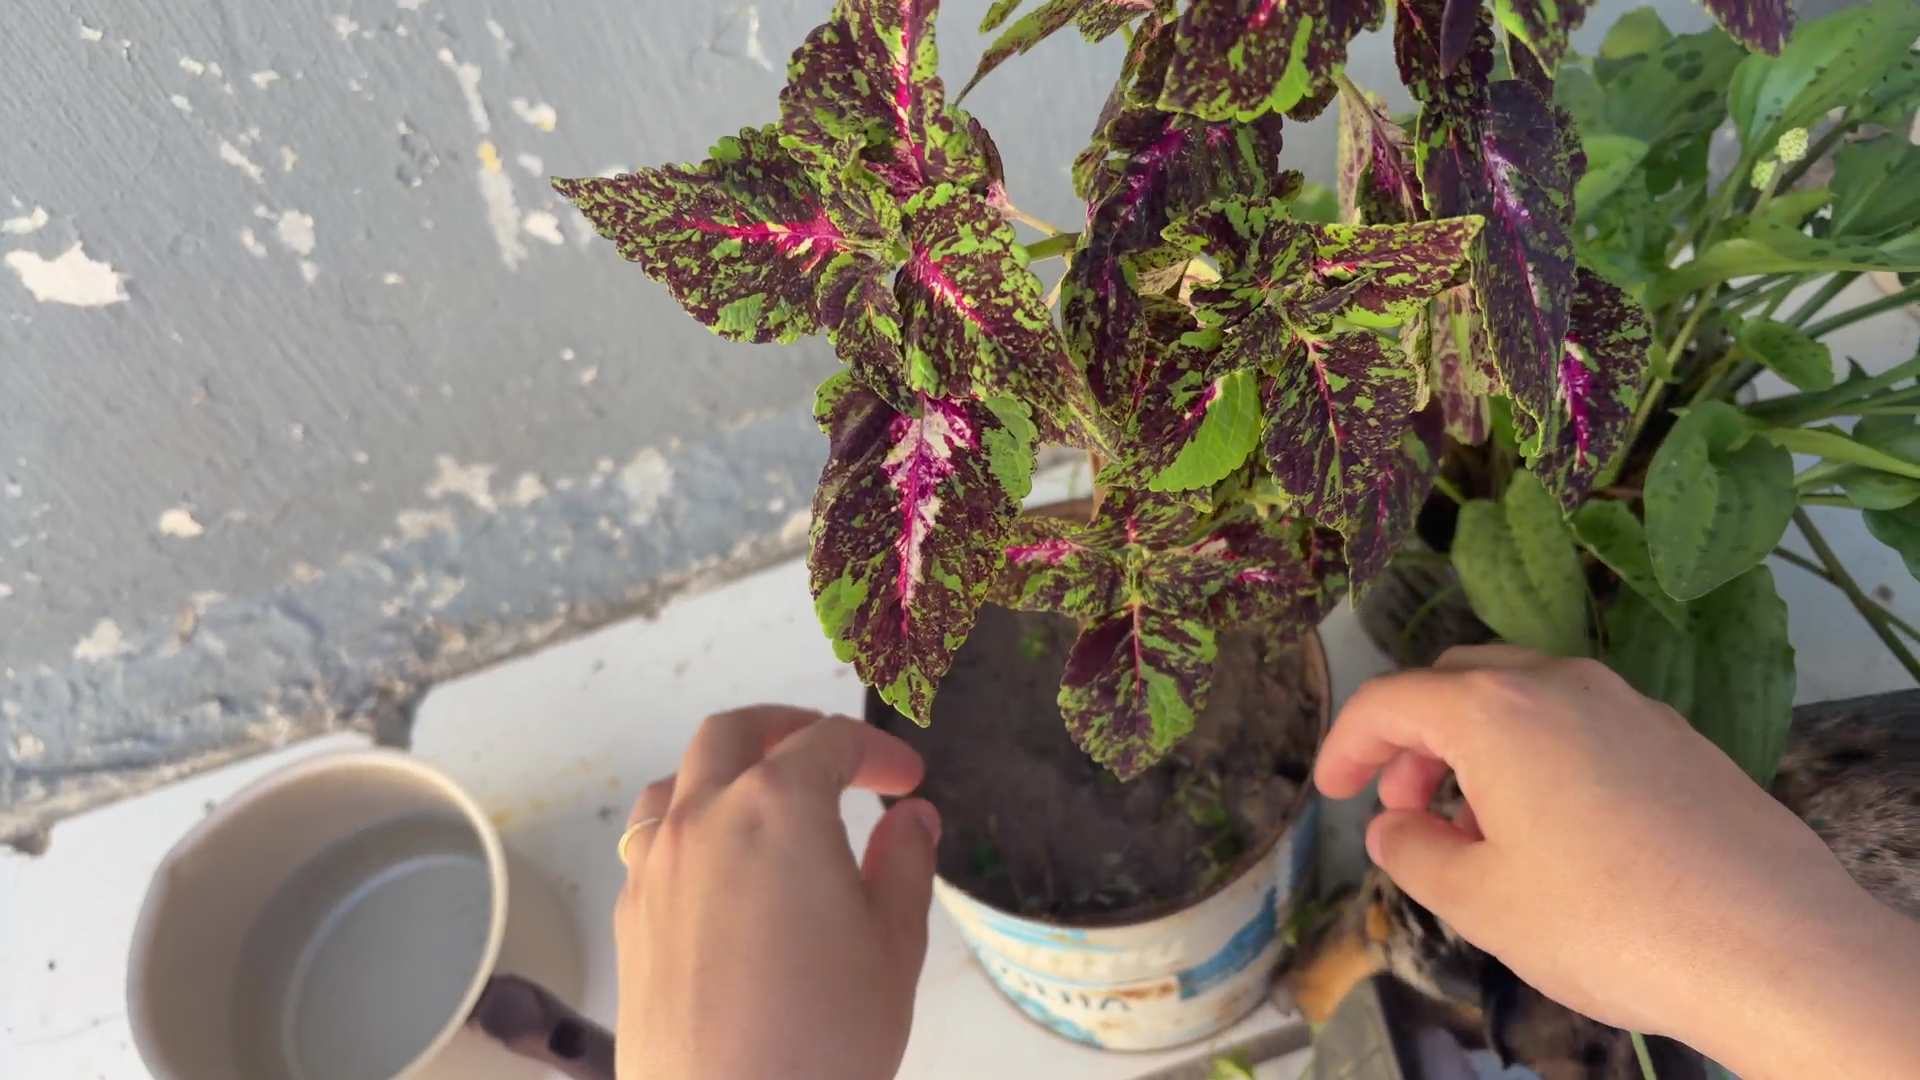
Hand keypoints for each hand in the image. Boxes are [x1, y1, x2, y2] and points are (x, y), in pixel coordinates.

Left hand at [614, 706, 940, 1079]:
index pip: (833, 743)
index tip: (908, 781)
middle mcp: (707, 815)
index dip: (880, 753)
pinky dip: (695, 820)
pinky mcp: (630, 914)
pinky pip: (656, 834)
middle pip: (739, 731)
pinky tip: (725, 865)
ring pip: (684, 775)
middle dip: (792, 727)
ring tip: (769, 798)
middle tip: (835, 755)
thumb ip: (906, 859)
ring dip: (731, 768)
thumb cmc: (827, 1034)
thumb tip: (912, 816)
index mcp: (779, 805)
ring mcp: (657, 863)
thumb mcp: (893, 941)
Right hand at [1316, 646, 1919, 1078]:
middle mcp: (1552, 683)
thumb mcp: (1473, 898)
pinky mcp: (1676, 737)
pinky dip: (1528, 752)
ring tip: (1474, 820)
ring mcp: (1623, 704)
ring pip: (1510, 696)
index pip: (1384, 702)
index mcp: (1490, 708)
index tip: (1330, 792)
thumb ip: (1408, 850)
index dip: (1344, 746)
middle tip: (1402, 804)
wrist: (1798, 965)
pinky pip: (1570, 720)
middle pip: (1445, 684)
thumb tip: (1394, 828)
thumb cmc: (1607, 921)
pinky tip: (1550, 823)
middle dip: (1407, 739)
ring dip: (1467, 744)